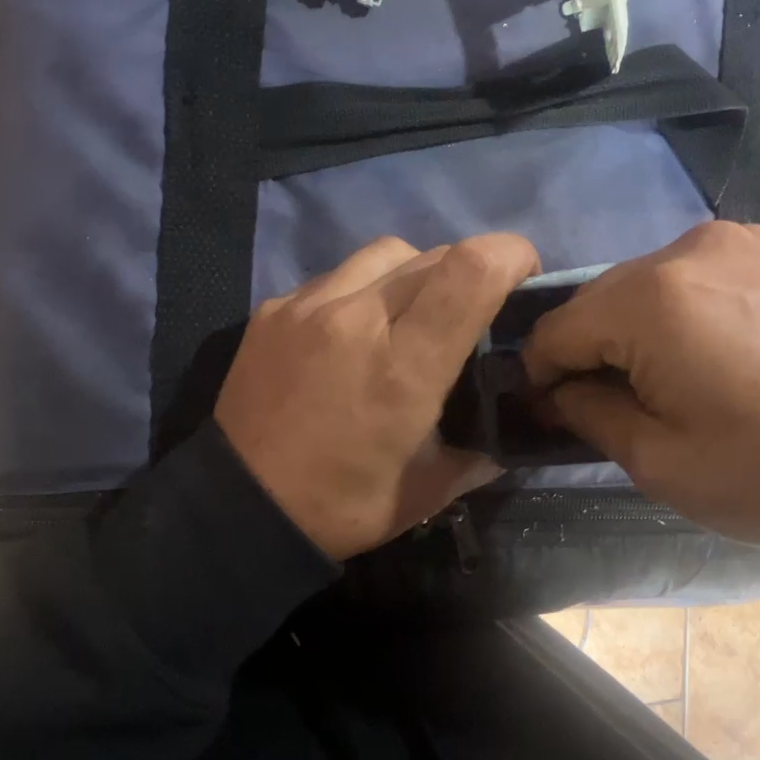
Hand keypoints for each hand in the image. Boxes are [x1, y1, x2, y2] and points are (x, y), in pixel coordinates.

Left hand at [215, 234, 539, 559]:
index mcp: (404, 367)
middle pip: (435, 254)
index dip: (511, 256)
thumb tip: (505, 428)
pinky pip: (335, 275)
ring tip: (407, 316)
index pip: (470, 269)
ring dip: (414, 273)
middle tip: (467, 313)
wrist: (238, 506)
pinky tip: (350, 333)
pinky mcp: (273, 308)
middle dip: (468, 273)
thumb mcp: (426, 490)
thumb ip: (478, 451)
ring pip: (385, 253)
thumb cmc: (340, 506)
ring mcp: (307, 306)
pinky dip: (360, 290)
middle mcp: (356, 320)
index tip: (520, 279)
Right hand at [521, 222, 759, 558]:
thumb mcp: (661, 463)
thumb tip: (550, 393)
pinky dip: (677, 308)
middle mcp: (683, 250)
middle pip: (596, 301)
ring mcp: (730, 240)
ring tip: (668, 379)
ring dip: (633, 328)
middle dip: (590, 351)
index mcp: (651, 302)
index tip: (553, 414)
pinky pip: (688, 274)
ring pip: (640, 284)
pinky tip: (709, 348)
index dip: (541, 377)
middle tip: (612, 404)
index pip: (554, 331)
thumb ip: (585, 415)